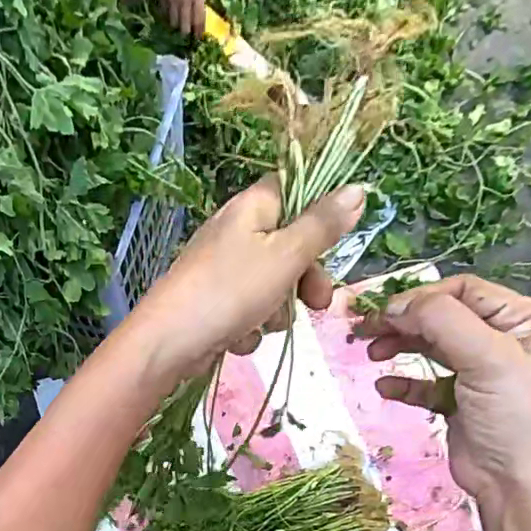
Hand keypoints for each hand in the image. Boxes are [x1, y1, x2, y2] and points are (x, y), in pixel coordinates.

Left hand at [126, 176, 364, 377]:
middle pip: (291, 248)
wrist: (171, 341)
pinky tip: (238, 336)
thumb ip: (323, 226)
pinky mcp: (217, 303)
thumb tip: (359, 189)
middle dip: (305, 281)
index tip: (332, 247)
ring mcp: (225, 270)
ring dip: (277, 311)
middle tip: (316, 304)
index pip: (295, 192)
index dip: (318, 217)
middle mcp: (238, 232)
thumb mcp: (286, 256)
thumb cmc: (230, 290)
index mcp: (253, 207)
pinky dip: (251, 326)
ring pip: (275, 287)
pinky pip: (252, 311)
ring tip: (262, 322)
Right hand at [156, 0, 206, 36]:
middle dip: (186, 31)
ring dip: (175, 24)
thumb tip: (197, 1)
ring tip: (175, 29)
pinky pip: (164, 5)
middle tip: (186, 37)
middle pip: (186, 22)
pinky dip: (165, 12)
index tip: (198, 38)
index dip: (199, 30)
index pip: (199, 19)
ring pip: (174, 17)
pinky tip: (165, 15)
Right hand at [363, 275, 530, 509]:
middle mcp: (506, 342)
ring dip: (402, 346)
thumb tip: (395, 305)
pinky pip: (428, 386)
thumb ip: (442, 320)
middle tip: (366, 328)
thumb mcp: (489, 357)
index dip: (423, 297)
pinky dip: (405, 384)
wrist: (526, 490)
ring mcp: (483, 375)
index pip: (466, 291)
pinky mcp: (463, 407)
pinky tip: (386, 387)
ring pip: (433, 348)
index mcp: (525, 320)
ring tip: (373, 352)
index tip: (385, 310)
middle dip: (405, 320)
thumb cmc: (519, 417)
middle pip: (445, 317)